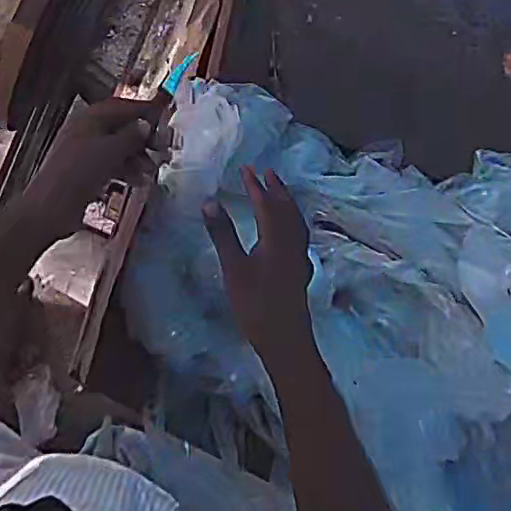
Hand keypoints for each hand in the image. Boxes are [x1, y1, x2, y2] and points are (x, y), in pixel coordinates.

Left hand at [9, 98, 161, 246]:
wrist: (49, 208)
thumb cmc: (78, 173)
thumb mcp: (110, 151)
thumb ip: (131, 136)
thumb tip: (145, 124)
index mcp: (90, 119)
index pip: (122, 106)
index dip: (144, 110)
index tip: (165, 116)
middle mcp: (87, 131)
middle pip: (121, 127)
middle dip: (143, 137)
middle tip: (162, 148)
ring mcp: (85, 152)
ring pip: (117, 147)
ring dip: (136, 156)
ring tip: (151, 169)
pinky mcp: (85, 172)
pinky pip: (110, 164)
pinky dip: (125, 169)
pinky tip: (138, 181)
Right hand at [203, 167, 314, 363]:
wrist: (286, 342)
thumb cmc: (256, 304)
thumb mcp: (233, 268)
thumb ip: (222, 233)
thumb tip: (210, 201)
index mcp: (276, 238)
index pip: (266, 203)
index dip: (255, 185)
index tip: (246, 169)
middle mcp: (292, 242)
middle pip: (286, 209)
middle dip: (275, 189)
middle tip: (266, 172)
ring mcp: (299, 257)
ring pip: (295, 221)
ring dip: (286, 202)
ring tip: (278, 191)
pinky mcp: (300, 269)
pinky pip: (299, 233)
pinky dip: (292, 220)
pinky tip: (288, 228)